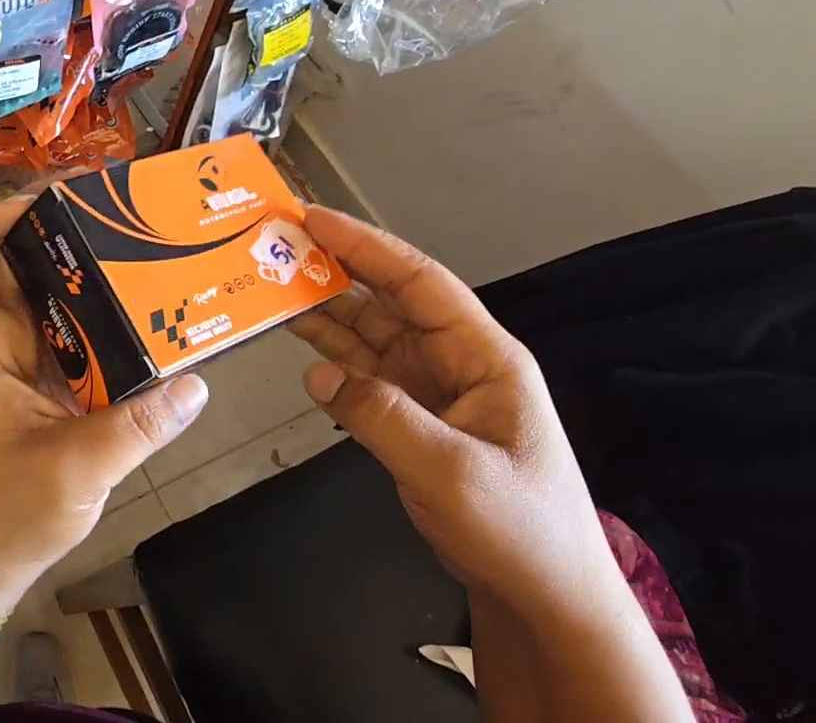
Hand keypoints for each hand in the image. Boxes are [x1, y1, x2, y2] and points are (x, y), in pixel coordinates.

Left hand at [0, 197, 209, 615]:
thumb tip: (196, 383)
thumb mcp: (74, 471)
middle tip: (105, 201)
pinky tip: (148, 299)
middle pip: (9, 263)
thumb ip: (136, 429)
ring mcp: (32, 360)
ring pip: (46, 290)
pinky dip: (106, 307)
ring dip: (79, 260)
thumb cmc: (10, 512)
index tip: (36, 200)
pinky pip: (78, 328)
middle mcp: (6, 342)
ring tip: (133, 233)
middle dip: (46, 224)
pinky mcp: (58, 380)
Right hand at [290, 206, 614, 612]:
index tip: (313, 220)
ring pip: (368, 333)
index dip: (365, 245)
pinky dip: (328, 355)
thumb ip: (382, 418)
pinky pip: (360, 372)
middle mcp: (453, 361)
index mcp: (482, 355)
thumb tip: (317, 376)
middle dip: (336, 269)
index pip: (418, 281)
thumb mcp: (453, 472)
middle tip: (278, 246)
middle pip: (386, 300)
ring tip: (273, 286)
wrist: (542, 596)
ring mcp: (429, 389)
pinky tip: (298, 344)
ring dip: (324, 310)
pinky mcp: (408, 418)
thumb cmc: (519, 528)